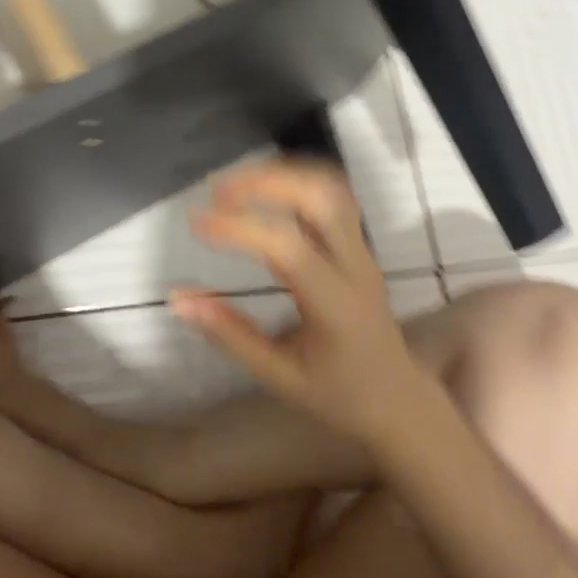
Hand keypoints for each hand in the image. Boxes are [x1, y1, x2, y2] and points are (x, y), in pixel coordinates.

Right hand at [176, 161, 433, 443]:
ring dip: (283, 176)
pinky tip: (267, 189)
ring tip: (238, 184)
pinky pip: (336, 198)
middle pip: (320, 200)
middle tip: (217, 190)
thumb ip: (229, 334)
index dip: (240, 228)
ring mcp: (363, 253)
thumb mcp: (277, 376)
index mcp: (334, 305)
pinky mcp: (362, 248)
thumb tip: (179, 298)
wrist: (398, 401)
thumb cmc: (337, 395)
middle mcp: (354, 268)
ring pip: (332, 190)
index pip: (288, 249)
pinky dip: (299, 182)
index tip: (196, 223)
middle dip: (266, 183)